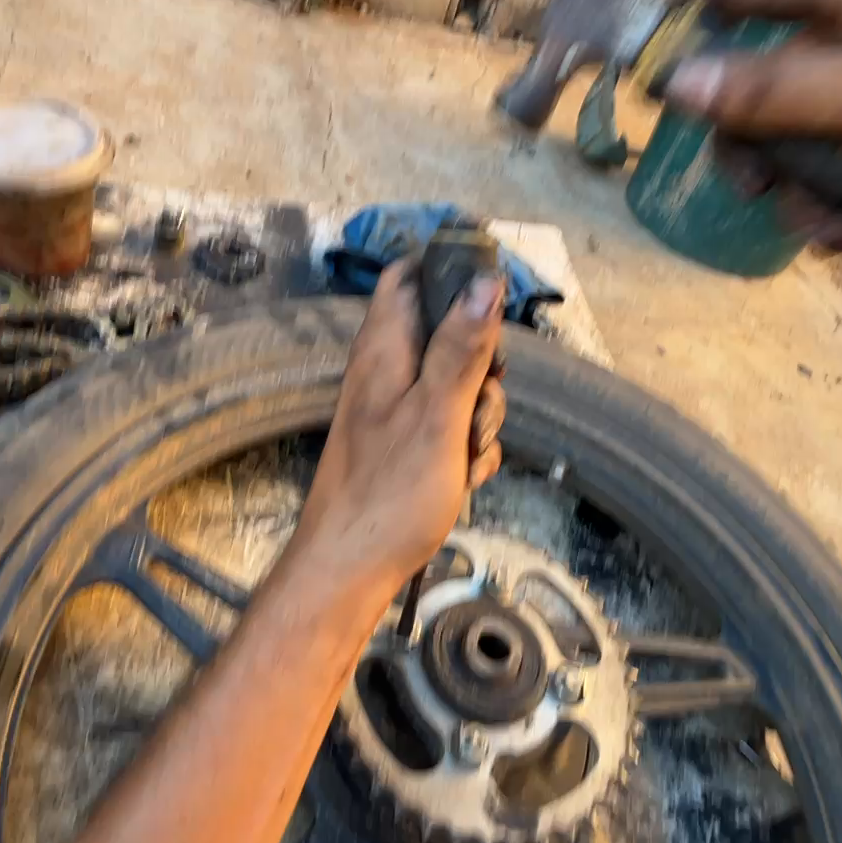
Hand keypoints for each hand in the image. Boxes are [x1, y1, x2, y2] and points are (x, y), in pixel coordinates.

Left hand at [293, 262, 505, 588]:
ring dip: (478, 416)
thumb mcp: (438, 414)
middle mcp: (386, 369)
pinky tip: (463, 477)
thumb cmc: (390, 492)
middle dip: (480, 367)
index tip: (489, 299)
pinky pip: (450, 425)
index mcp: (384, 347)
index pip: (408, 276)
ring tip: (466, 454)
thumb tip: (485, 281)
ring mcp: (396, 408)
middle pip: (447, 334)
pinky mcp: (405, 443)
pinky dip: (466, 446)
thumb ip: (462, 348)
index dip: (448, 274)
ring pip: (456, 384)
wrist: (351, 568)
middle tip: (478, 404)